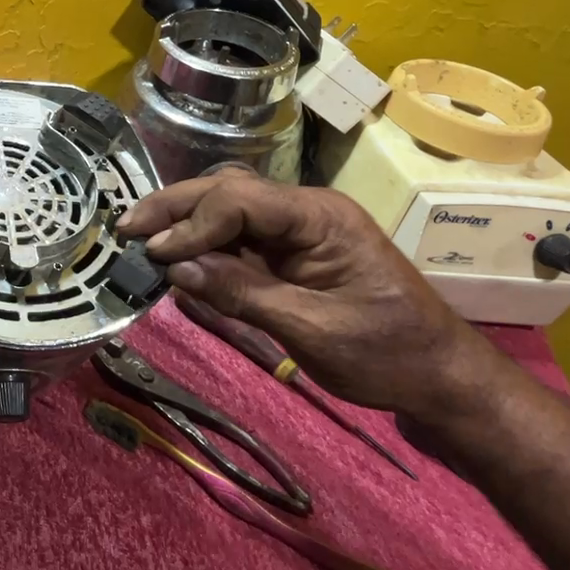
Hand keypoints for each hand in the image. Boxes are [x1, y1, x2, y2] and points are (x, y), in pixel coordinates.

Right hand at [116, 167, 501, 419]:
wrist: (443, 379)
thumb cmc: (389, 355)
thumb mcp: (314, 329)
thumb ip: (243, 294)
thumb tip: (176, 269)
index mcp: (319, 217)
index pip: (239, 199)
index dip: (192, 223)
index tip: (155, 254)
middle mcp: (304, 210)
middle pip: (227, 191)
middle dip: (174, 207)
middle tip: (126, 228)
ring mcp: (297, 228)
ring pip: (227, 207)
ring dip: (183, 221)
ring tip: (141, 238)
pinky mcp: (291, 250)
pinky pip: (238, 236)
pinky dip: (204, 244)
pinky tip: (178, 258)